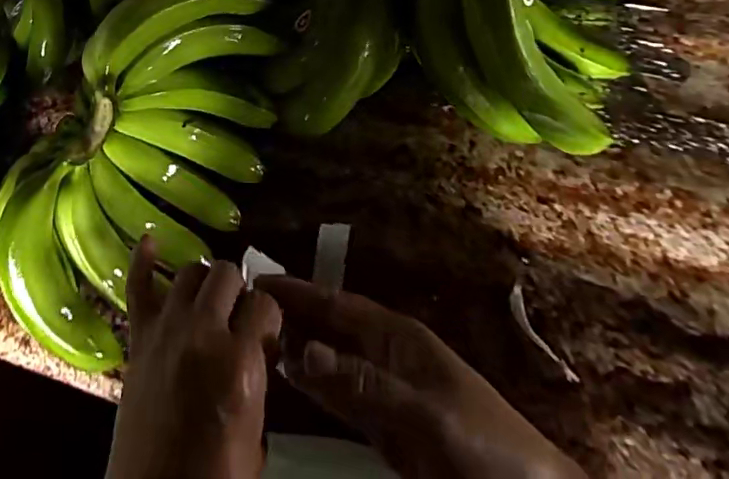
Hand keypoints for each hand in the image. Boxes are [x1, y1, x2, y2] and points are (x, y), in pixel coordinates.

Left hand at [105, 239, 279, 478]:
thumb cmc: (217, 472)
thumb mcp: (256, 428)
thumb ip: (257, 375)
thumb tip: (256, 345)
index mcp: (239, 362)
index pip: (266, 304)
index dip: (270, 315)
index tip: (268, 331)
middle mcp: (202, 331)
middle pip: (226, 274)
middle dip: (239, 290)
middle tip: (239, 315)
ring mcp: (165, 327)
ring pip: (190, 271)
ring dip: (205, 281)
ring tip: (210, 300)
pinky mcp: (138, 333)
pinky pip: (137, 283)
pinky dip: (144, 259)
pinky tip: (151, 241)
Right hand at [256, 276, 584, 478]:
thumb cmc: (487, 446)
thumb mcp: (427, 413)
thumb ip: (364, 382)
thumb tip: (302, 350)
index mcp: (398, 337)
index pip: (336, 304)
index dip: (298, 291)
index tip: (255, 281)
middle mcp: (384, 354)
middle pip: (328, 327)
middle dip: (290, 316)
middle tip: (241, 311)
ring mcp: (384, 390)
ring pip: (329, 360)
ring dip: (296, 350)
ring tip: (252, 340)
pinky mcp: (385, 426)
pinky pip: (339, 395)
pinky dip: (312, 385)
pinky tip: (286, 379)